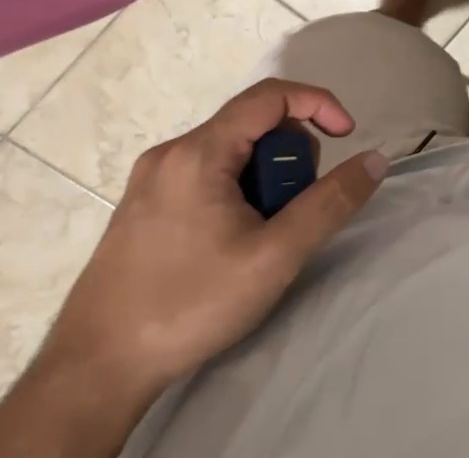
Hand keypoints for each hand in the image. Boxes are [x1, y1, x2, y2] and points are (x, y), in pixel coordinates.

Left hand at [37, 79, 387, 401]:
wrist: (93, 372)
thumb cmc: (188, 305)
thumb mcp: (275, 256)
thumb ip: (330, 202)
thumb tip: (375, 160)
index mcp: (198, 153)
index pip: (272, 96)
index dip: (319, 104)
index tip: (348, 138)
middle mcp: (170, 154)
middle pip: (254, 126)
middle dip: (291, 158)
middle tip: (297, 210)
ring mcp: (151, 182)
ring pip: (233, 154)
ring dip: (266, 180)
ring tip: (265, 236)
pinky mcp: (143, 209)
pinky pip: (209, 176)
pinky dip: (239, 194)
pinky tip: (235, 243)